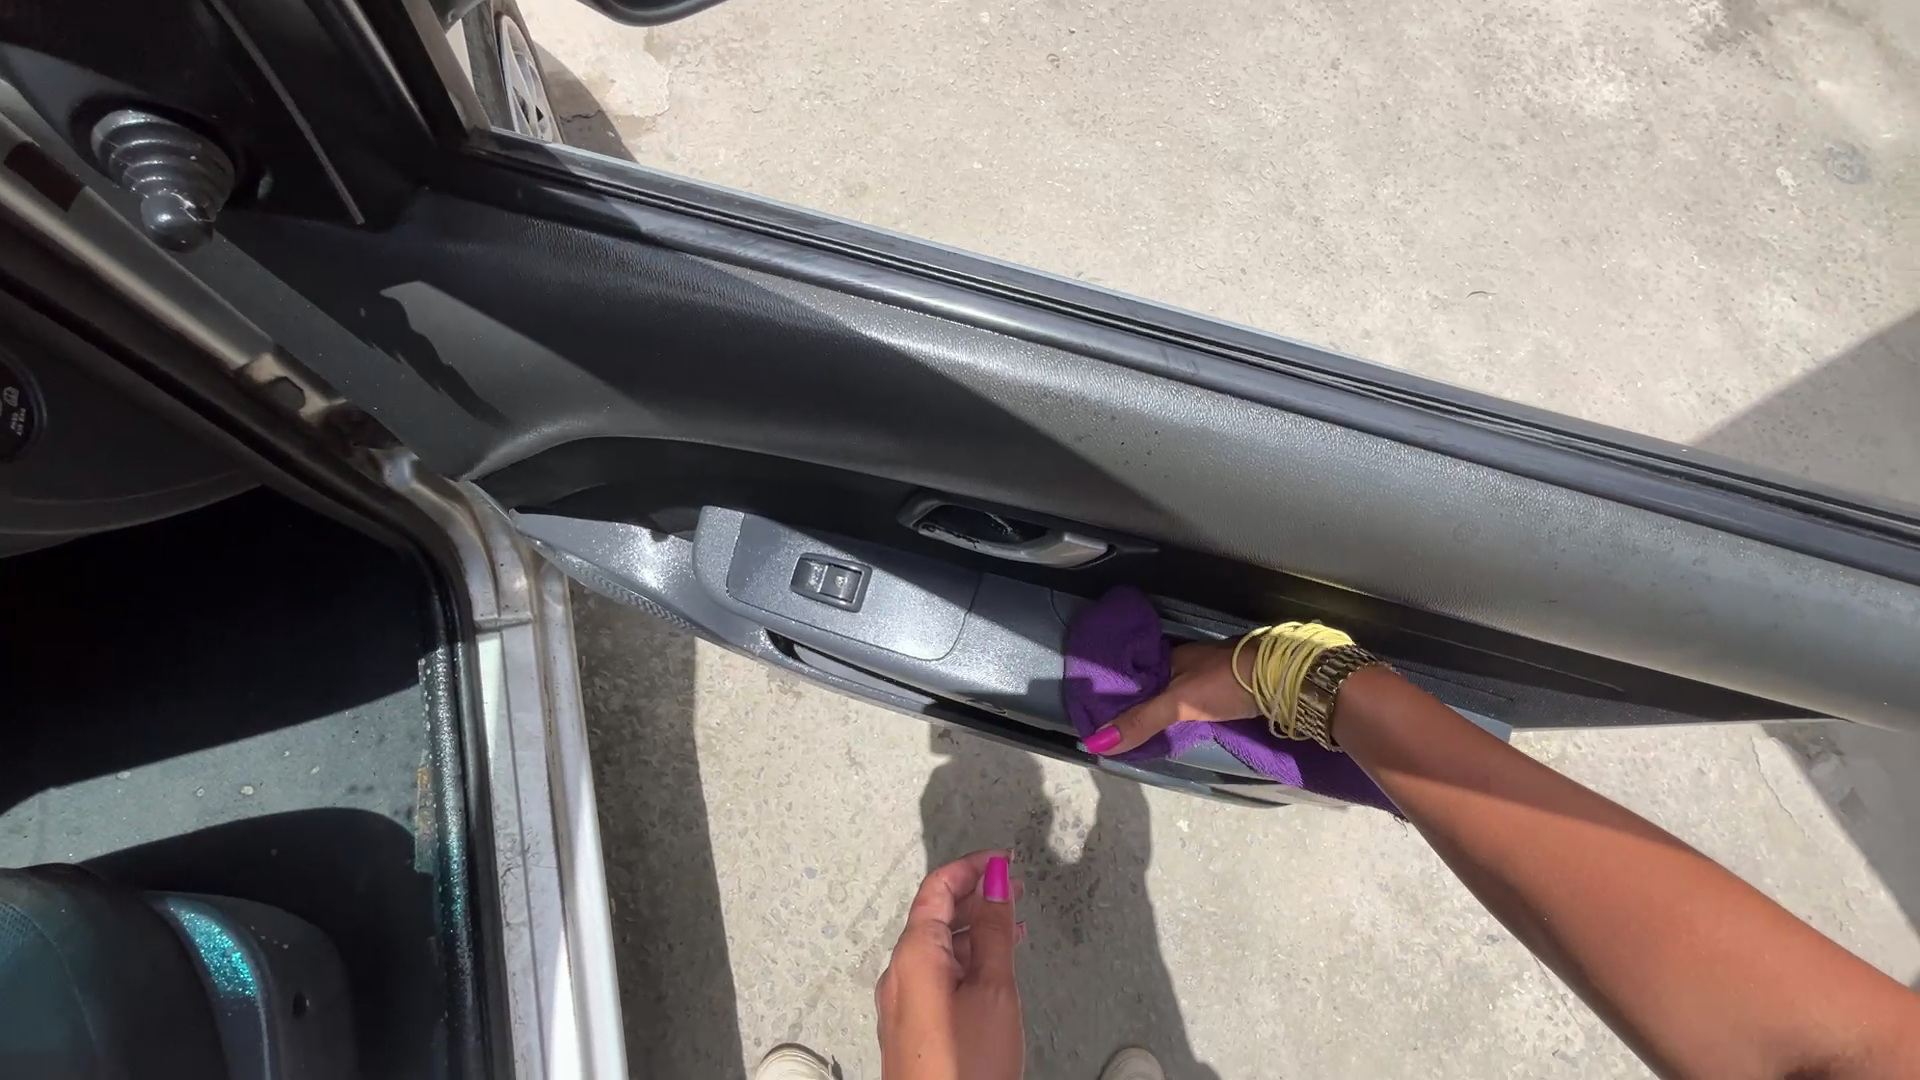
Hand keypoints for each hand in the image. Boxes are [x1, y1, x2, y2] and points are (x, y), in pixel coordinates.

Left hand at [876, 850, 1024, 1079]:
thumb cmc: (967, 1065)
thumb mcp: (994, 988)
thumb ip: (996, 928)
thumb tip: (997, 880)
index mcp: (914, 952)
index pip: (939, 886)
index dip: (971, 866)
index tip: (1003, 859)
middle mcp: (899, 970)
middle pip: (936, 912)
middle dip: (976, 894)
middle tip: (1014, 887)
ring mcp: (900, 1000)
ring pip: (938, 943)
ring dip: (974, 926)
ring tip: (1014, 924)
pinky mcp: (909, 1026)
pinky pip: (935, 971)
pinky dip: (965, 956)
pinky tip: (992, 966)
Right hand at [1088, 641, 1259, 755]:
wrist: (1282, 678)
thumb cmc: (1224, 683)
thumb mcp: (1178, 703)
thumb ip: (1141, 721)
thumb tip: (1096, 742)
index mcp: (1167, 658)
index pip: (1131, 676)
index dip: (1113, 695)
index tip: (1095, 716)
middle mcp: (1183, 663)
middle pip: (1150, 686)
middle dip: (1132, 705)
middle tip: (1112, 729)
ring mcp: (1204, 676)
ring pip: (1169, 694)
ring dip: (1154, 710)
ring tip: (1133, 731)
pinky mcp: (1223, 690)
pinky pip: (1187, 702)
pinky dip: (1175, 714)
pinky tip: (1170, 725)